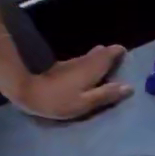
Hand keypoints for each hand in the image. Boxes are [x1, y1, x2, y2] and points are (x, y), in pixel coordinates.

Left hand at [10, 45, 132, 119]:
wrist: (26, 90)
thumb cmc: (58, 100)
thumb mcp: (85, 103)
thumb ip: (107, 94)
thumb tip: (129, 87)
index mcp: (93, 68)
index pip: (110, 53)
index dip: (119, 52)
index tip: (126, 55)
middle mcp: (84, 61)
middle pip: (101, 53)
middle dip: (110, 55)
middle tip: (119, 62)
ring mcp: (72, 62)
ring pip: (91, 57)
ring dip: (99, 59)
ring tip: (106, 68)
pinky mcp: (62, 67)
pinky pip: (82, 62)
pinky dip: (89, 65)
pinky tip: (88, 73)